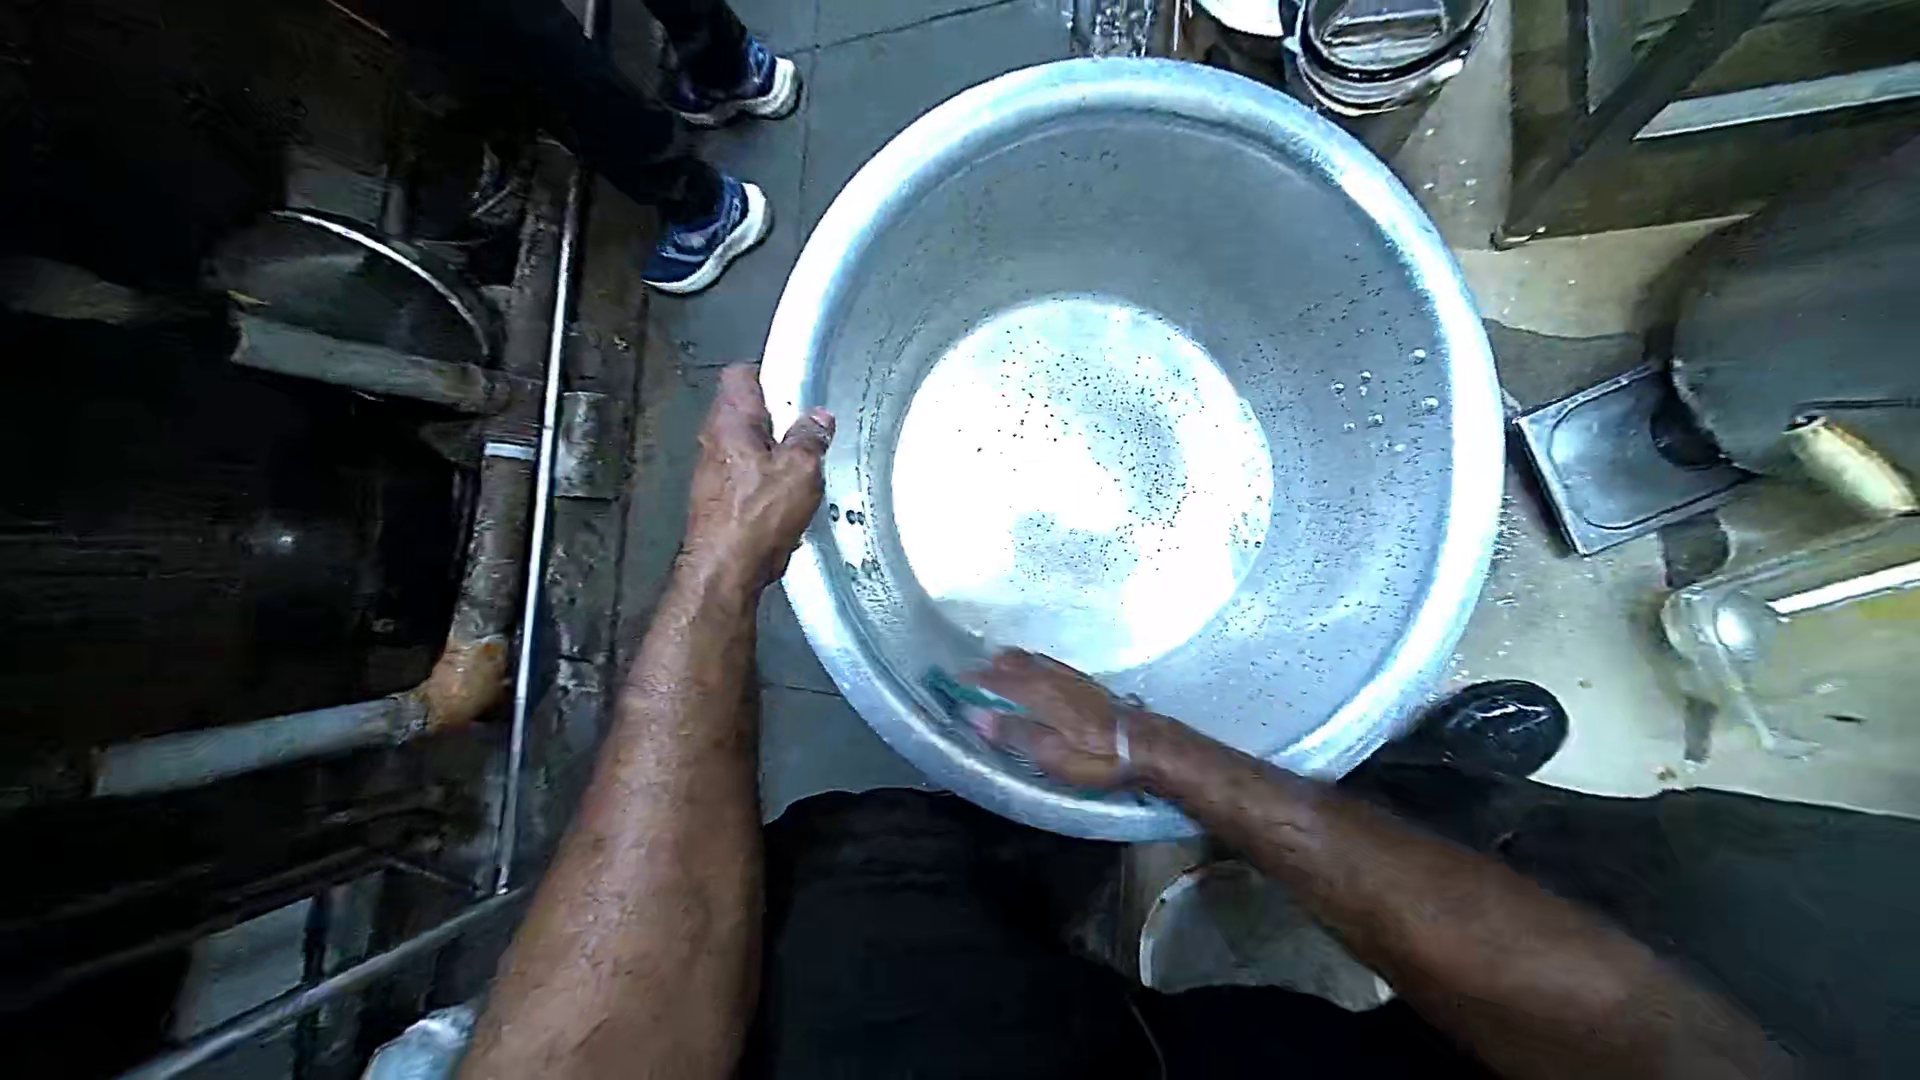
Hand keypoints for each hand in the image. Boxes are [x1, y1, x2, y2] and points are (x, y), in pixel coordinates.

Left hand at [681, 364, 833, 592]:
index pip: (740, 375)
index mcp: (731, 421)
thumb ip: (810, 438)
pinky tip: (791, 497)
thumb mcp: (800, 469)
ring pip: (749, 446)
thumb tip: (818, 418)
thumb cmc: (758, 514)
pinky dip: (769, 480)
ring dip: (775, 452)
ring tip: (806, 466)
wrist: (726, 567)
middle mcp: (715, 440)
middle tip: (810, 431)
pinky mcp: (720, 499)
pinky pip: (749, 476)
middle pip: (747, 412)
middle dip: (779, 418)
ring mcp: (714, 471)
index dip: (769, 374)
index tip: (797, 387)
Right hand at [962, 649, 1150, 790]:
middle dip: (996, 665)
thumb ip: (1015, 733)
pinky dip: (1037, 662)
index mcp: (1041, 695)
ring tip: (1002, 659)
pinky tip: (1042, 668)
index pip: (1002, 682)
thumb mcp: (1052, 754)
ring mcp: (1074, 680)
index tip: (959, 678)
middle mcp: (1055, 680)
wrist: (1147, 744)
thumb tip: (977, 714)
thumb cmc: (1097, 756)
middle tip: (977, 666)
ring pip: (1037, 662)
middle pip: (1020, 665)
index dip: (979, 680)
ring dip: (1016, 660)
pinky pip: (1054, 665)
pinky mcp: (1089, 685)